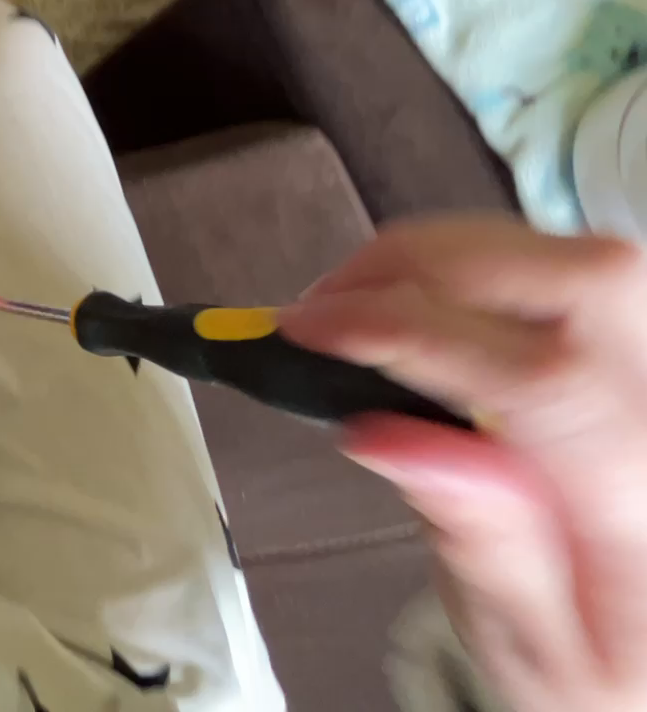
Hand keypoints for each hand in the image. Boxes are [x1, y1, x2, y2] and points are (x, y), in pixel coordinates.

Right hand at [279, 217, 646, 710]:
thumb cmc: (599, 660)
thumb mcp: (534, 641)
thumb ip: (478, 540)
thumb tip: (387, 438)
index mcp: (642, 506)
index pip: (537, 380)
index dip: (401, 329)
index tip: (301, 327)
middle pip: (582, 278)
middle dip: (423, 266)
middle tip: (327, 303)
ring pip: (565, 255)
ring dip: (430, 259)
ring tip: (350, 305)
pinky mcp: (630, 358)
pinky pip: (551, 268)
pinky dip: (455, 265)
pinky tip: (401, 304)